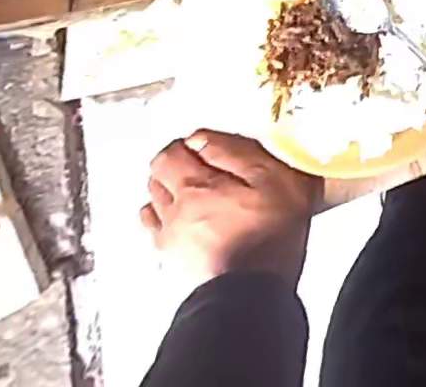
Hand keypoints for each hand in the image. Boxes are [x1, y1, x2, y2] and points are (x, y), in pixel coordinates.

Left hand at [140, 129, 319, 287]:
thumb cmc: (270, 227)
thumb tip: (201, 138)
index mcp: (194, 186)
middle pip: (157, 178)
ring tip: (201, 191)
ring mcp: (169, 239)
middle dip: (177, 166)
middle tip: (207, 166)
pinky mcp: (174, 261)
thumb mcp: (269, 174)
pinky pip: (157, 231)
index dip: (185, 145)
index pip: (168, 154)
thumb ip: (233, 151)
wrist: (256, 287)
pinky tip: (189, 220)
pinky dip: (166, 219)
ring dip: (171, 192)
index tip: (208, 146)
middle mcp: (172, 211)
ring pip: (155, 204)